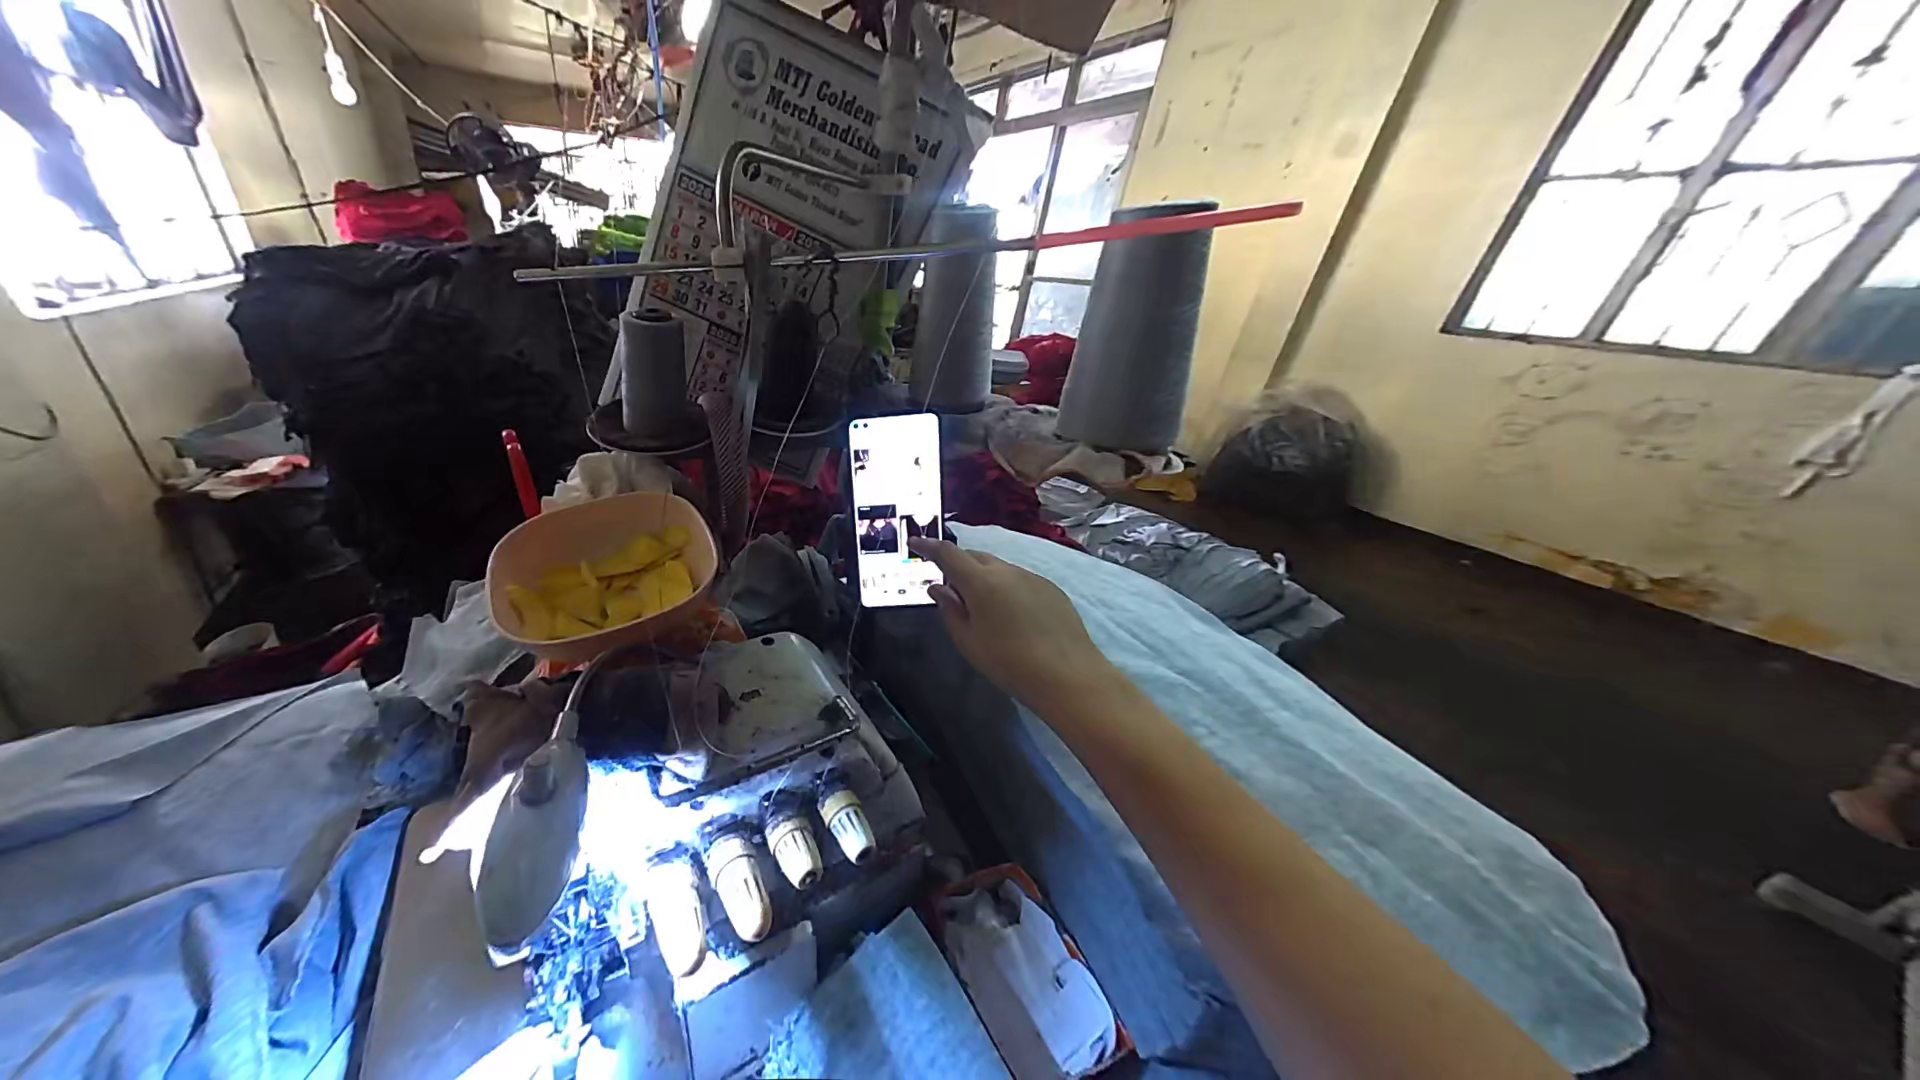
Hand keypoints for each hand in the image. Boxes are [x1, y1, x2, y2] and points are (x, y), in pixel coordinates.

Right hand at [907, 537, 1114, 710]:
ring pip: (999, 568)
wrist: (1067, 674)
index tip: (916, 543)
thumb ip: (950, 610)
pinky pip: (1020, 579)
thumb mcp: (969, 642)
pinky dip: (1007, 587)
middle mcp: (1006, 571)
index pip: (948, 553)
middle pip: (975, 556)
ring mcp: (1032, 577)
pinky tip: (1012, 615)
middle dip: (958, 564)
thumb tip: (938, 588)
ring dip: (984, 577)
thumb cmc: (1009, 663)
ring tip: (983, 606)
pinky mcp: (1051, 588)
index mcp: (980, 582)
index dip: (929, 546)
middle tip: (950, 586)